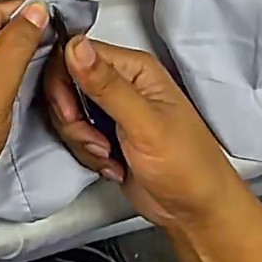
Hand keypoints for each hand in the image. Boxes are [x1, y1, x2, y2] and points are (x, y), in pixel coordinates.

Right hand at [42, 36, 248, 234]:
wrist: (196, 214)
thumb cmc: (188, 168)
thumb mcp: (145, 124)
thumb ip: (107, 85)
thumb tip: (76, 47)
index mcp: (134, 67)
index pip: (75, 54)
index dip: (64, 82)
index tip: (71, 112)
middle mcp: (120, 81)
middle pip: (65, 83)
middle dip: (72, 118)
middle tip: (93, 139)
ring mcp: (111, 108)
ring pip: (67, 111)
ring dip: (80, 139)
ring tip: (109, 154)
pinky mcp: (104, 131)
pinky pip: (73, 133)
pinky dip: (86, 152)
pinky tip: (112, 164)